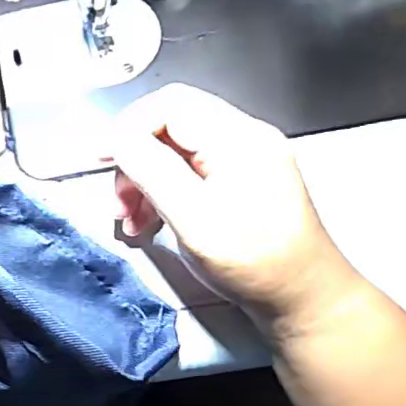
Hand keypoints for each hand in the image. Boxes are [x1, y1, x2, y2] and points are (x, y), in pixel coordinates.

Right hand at [109, 84, 362, 340]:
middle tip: (120, 206)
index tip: (102, 162)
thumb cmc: (253, 263)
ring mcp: (245, 161)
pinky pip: (191, 175)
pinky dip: (165, 195)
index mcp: (237, 138)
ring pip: (177, 153)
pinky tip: (153, 224)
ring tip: (133, 223)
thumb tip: (118, 141)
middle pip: (170, 128)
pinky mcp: (242, 184)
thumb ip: (153, 172)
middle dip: (135, 162)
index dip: (128, 129)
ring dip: (146, 183)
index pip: (169, 106)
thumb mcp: (194, 218)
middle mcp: (244, 139)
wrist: (303, 299)